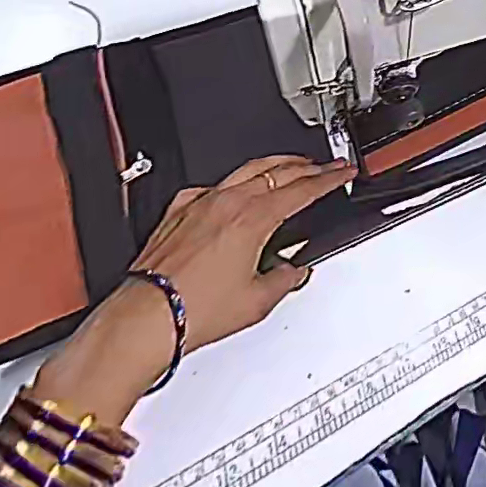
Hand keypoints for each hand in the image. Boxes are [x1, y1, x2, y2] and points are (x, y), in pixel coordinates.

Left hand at [29, 156, 355, 424]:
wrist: (141, 322)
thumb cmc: (191, 311)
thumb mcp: (257, 300)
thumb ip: (286, 277)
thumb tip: (293, 271)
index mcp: (255, 217)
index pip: (305, 188)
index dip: (330, 178)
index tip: (343, 171)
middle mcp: (229, 202)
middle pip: (281, 170)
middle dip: (311, 166)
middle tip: (327, 166)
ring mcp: (202, 203)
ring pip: (249, 169)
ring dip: (278, 164)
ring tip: (292, 165)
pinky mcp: (179, 212)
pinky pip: (213, 185)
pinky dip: (234, 182)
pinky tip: (236, 188)